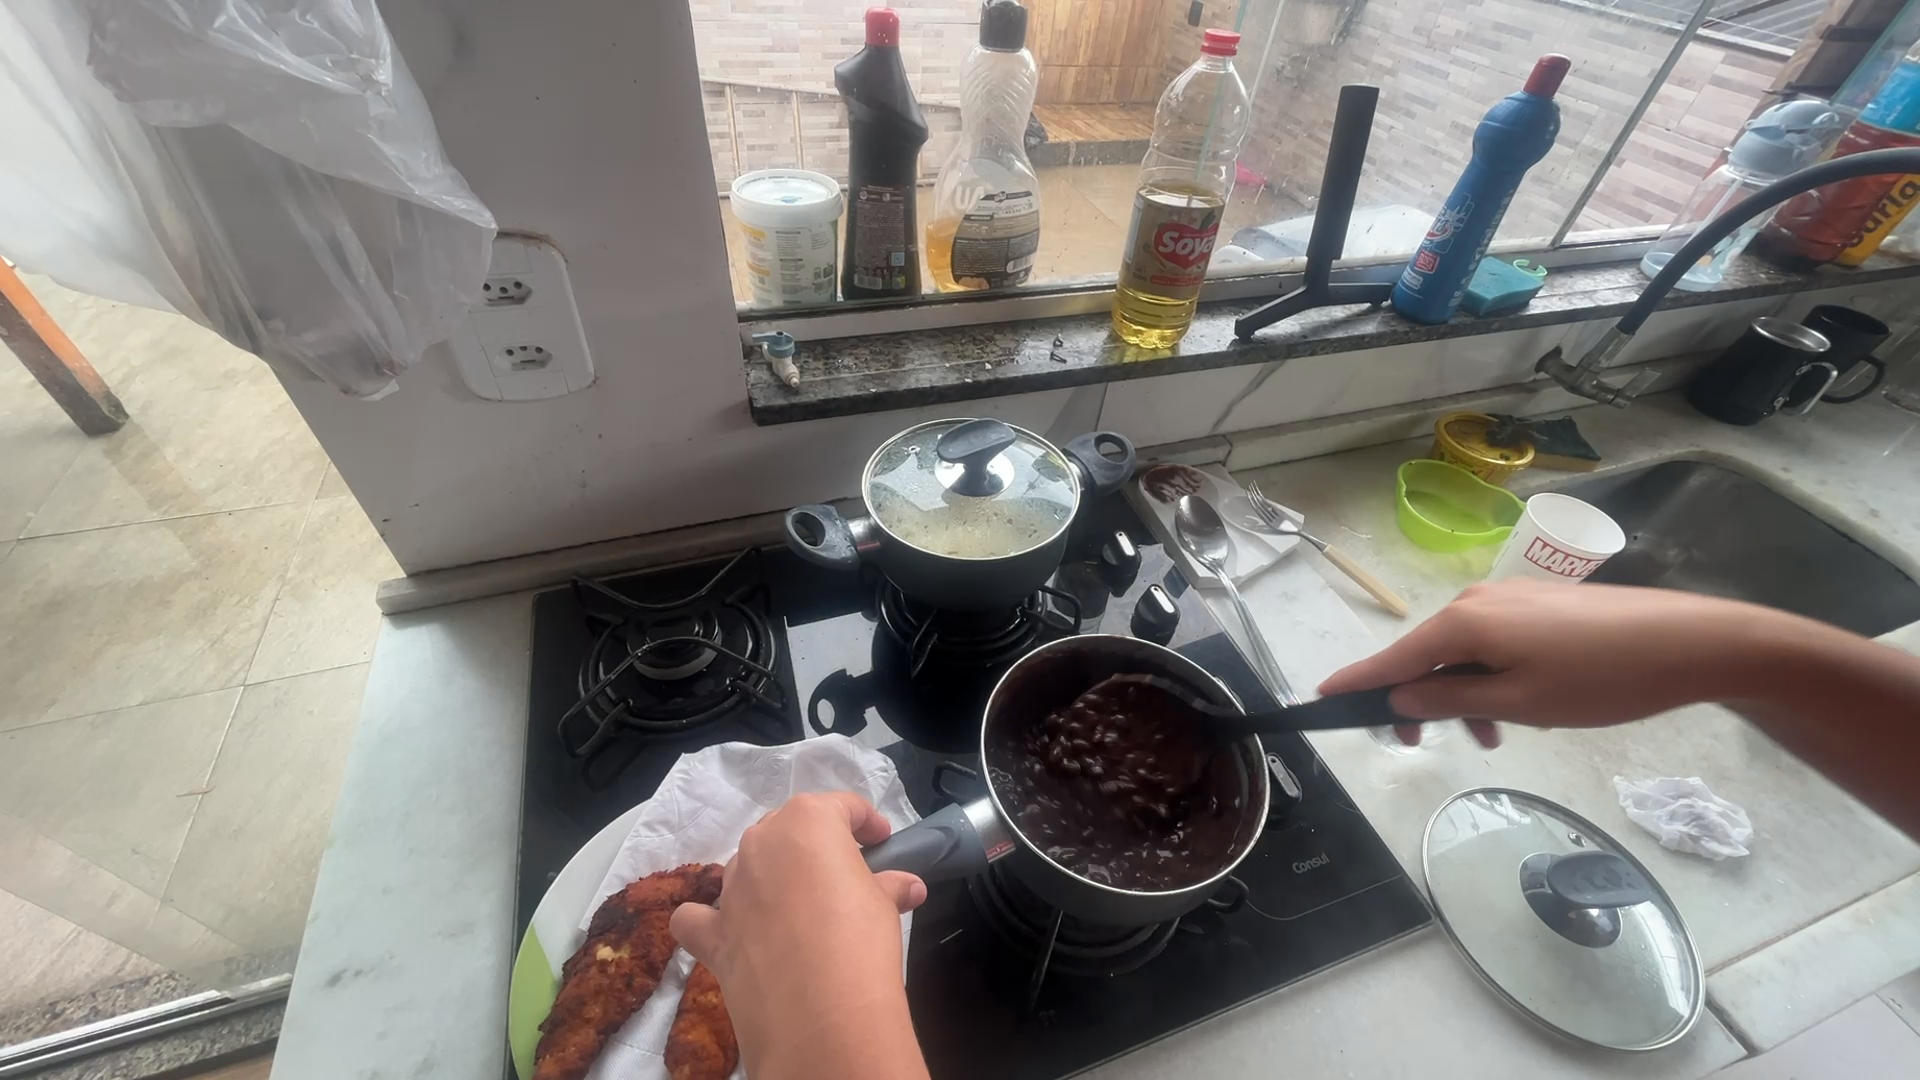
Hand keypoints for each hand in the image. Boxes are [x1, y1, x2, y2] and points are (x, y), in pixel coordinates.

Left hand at [670, 792, 929, 1079]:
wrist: (820, 1018)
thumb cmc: (859, 939)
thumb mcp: (884, 903)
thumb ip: (890, 885)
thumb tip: (909, 888)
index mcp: (808, 820)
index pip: (843, 806)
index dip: (868, 822)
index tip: (882, 842)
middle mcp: (762, 842)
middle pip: (790, 827)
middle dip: (817, 843)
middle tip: (846, 872)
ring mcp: (731, 887)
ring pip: (748, 863)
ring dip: (771, 873)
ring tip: (800, 904)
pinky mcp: (713, 933)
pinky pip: (700, 914)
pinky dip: (712, 915)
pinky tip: (731, 926)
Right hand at [1318, 580, 1778, 746]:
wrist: (1700, 641)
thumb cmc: (1602, 679)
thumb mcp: (1519, 703)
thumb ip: (1449, 700)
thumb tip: (1399, 697)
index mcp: (1462, 624)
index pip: (1392, 657)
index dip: (1357, 680)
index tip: (1319, 693)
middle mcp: (1474, 601)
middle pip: (1425, 654)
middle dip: (1419, 698)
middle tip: (1422, 742)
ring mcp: (1507, 597)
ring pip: (1462, 650)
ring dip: (1461, 691)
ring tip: (1491, 734)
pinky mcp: (1537, 602)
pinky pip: (1492, 640)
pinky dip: (1489, 672)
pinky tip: (1519, 702)